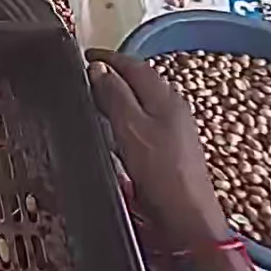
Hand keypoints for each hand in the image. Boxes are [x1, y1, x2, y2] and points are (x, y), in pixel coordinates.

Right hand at [85, 49, 228, 250]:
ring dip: (120, 90)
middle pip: (142, 79)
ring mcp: (175, 126)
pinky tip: (114, 121)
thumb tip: (98, 68)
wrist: (186, 215)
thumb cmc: (157, 169)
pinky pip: (145, 114)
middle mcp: (173, 106)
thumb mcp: (129, 127)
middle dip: (114, 71)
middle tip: (86, 72)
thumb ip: (114, 95)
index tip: (84, 55)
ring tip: (94, 92)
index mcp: (164, 97)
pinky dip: (127, 108)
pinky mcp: (172, 144)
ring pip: (144, 97)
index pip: (134, 66)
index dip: (108, 57)